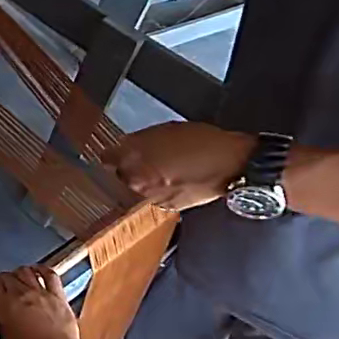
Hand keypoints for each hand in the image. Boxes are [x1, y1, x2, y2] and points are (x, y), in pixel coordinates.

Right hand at [0, 266, 87, 338]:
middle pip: (5, 276)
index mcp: (4, 306)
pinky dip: (42, 269)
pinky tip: (38, 270)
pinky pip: (50, 275)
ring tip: (15, 280)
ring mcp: (41, 294)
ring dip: (17, 274)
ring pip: (25, 271)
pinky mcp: (58, 297)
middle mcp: (22, 295)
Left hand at [104, 122, 255, 210]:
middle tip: (141, 162)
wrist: (232, 164)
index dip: (109, 156)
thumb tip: (121, 147)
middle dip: (125, 169)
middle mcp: (136, 180)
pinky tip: (172, 181)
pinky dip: (157, 191)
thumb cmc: (201, 142)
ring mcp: (150, 196)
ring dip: (141, 182)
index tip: (110, 155)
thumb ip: (138, 141)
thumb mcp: (165, 130)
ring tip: (162, 171)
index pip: (106, 158)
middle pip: (118, 176)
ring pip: (134, 189)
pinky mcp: (165, 207)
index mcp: (133, 156)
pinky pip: (152, 197)